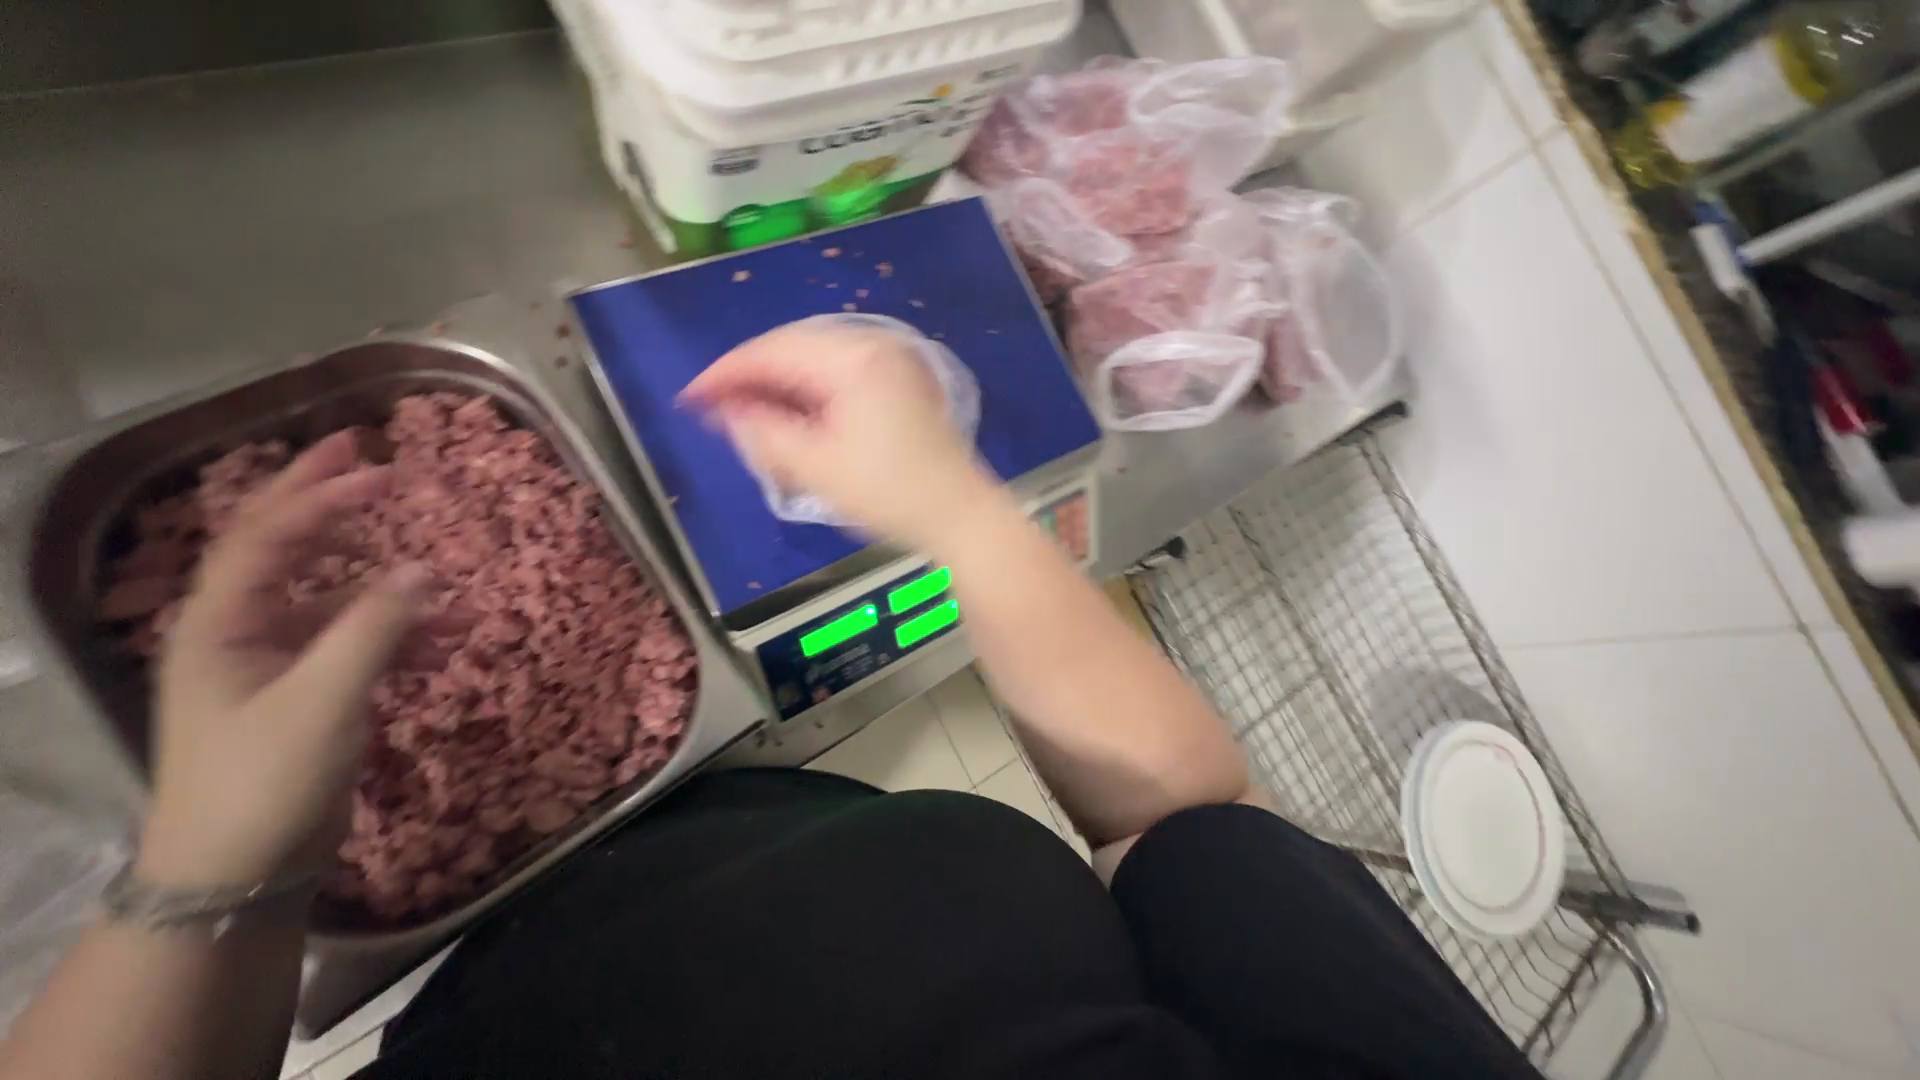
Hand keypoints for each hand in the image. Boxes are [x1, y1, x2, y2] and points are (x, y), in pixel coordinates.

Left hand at [137, 434, 426, 889]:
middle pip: (287, 551)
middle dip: (329, 505)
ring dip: (397, 600)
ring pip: (340, 606)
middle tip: (367, 458)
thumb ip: (375, 628)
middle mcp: (241, 632)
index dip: (325, 498)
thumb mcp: (324, 699)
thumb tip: (425, 570)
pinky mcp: (308, 693)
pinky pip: (360, 648)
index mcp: (220, 624)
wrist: (238, 872)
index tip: (383, 471)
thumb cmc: (265, 779)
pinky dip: (404, 643)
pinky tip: (447, 652)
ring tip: (457, 604)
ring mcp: (274, 664)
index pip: (271, 538)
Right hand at [681, 316, 1000, 548]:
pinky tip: (791, 417)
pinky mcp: (900, 382)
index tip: (690, 398)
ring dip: (779, 385)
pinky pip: (840, 375)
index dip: (727, 373)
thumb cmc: (890, 495)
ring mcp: (892, 362)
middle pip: (794, 349)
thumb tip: (726, 410)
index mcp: (854, 359)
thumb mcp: (816, 469)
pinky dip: (810, 393)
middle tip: (714, 408)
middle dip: (752, 377)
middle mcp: (875, 346)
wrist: (962, 515)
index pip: (773, 352)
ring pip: (816, 361)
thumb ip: (763, 433)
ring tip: (746, 415)